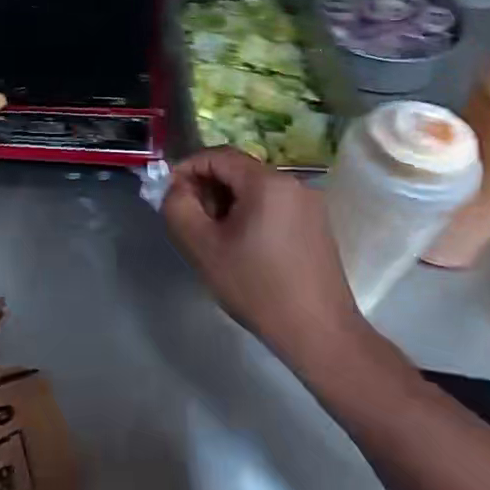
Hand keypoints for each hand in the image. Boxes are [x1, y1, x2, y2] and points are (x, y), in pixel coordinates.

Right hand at [161, 147, 370, 370]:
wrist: (319, 334)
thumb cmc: (256, 287)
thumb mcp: (202, 246)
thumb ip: (177, 207)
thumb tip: (177, 188)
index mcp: (266, 181)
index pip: (216, 155)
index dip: (187, 169)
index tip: (171, 196)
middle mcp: (293, 182)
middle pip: (237, 170)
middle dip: (207, 188)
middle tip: (192, 220)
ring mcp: (310, 203)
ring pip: (254, 188)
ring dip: (227, 202)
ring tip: (215, 237)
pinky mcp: (316, 224)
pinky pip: (273, 204)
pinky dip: (250, 213)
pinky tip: (243, 246)